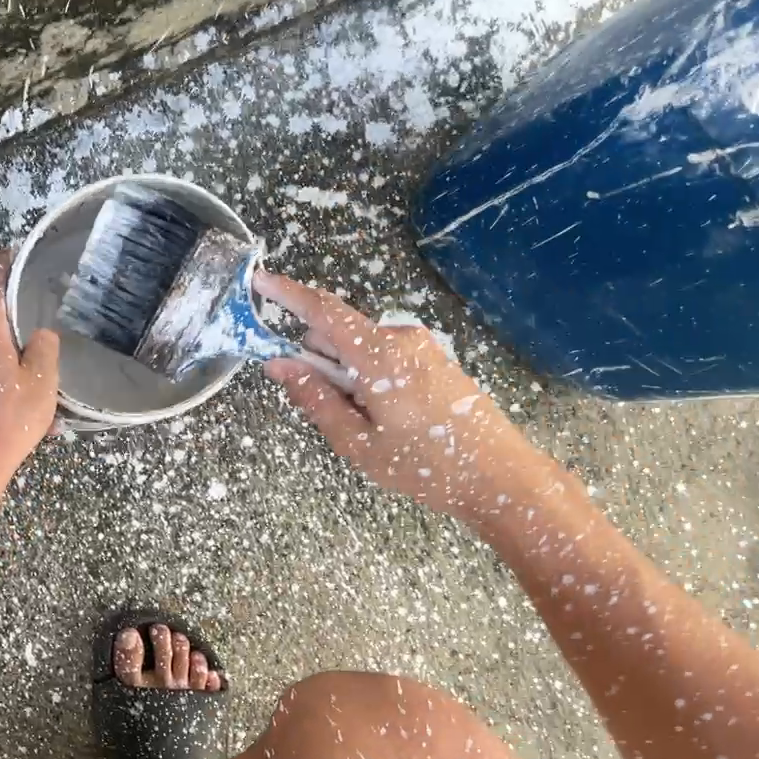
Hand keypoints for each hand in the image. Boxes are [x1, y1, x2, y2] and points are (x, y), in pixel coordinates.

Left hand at [0, 255, 60, 517]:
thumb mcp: (42, 383)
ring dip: (8, 377)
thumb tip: (39, 335)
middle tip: (39, 355)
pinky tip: (15, 421)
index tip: (8, 257)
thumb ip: (44, 349)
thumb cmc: (8, 422)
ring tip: (35, 402)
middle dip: (13, 341)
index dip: (2, 272)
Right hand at [255, 272, 561, 526]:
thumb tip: (278, 364)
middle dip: (316, 361)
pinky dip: (364, 378)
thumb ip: (314, 397)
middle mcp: (402, 340)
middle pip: (337, 334)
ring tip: (364, 422)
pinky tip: (383, 416)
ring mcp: (421, 348)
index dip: (287, 294)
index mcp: (380, 357)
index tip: (258, 280)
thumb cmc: (424, 465)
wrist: (500, 478)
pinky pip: (380, 357)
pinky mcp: (433, 360)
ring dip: (343, 375)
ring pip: (357, 349)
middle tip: (327, 409)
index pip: (323, 312)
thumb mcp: (355, 440)